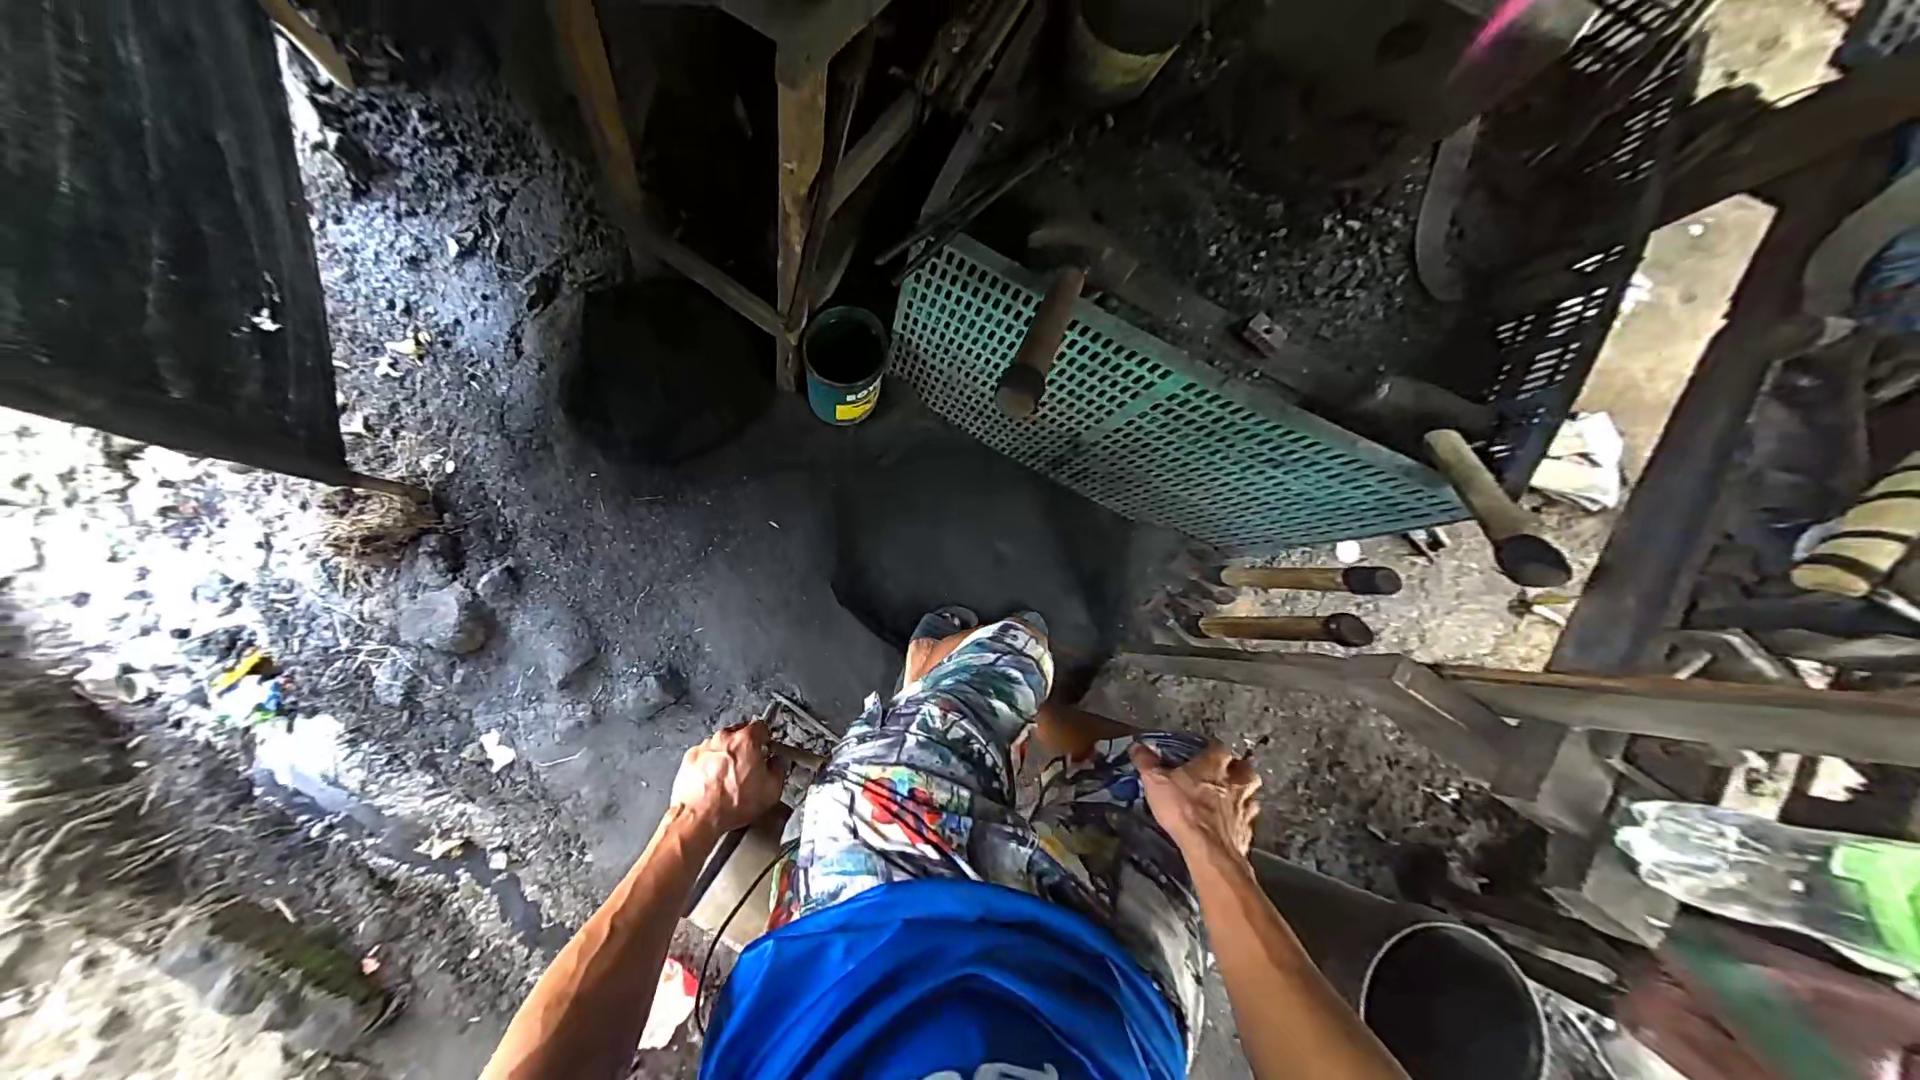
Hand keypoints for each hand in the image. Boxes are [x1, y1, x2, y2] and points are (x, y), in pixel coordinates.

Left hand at [669, 720, 784, 833]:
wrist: (698, 818)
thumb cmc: (730, 804)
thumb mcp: (771, 790)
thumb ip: (779, 768)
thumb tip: (778, 763)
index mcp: (746, 740)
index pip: (761, 726)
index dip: (766, 738)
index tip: (766, 748)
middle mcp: (724, 738)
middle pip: (740, 733)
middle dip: (746, 746)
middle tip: (749, 765)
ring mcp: (705, 747)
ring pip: (722, 744)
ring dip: (727, 755)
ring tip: (729, 778)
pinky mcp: (690, 758)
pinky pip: (705, 756)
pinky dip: (710, 764)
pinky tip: (714, 782)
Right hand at [1131, 740, 1261, 860]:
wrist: (1209, 851)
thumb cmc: (1183, 810)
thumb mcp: (1156, 782)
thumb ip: (1147, 762)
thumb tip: (1138, 747)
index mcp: (1214, 765)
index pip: (1218, 746)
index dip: (1211, 748)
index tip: (1203, 751)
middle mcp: (1235, 782)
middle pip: (1245, 768)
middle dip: (1236, 769)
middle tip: (1225, 773)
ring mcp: (1245, 807)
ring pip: (1251, 793)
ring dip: (1243, 793)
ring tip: (1230, 798)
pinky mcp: (1248, 831)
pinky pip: (1248, 819)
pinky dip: (1241, 818)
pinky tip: (1230, 823)